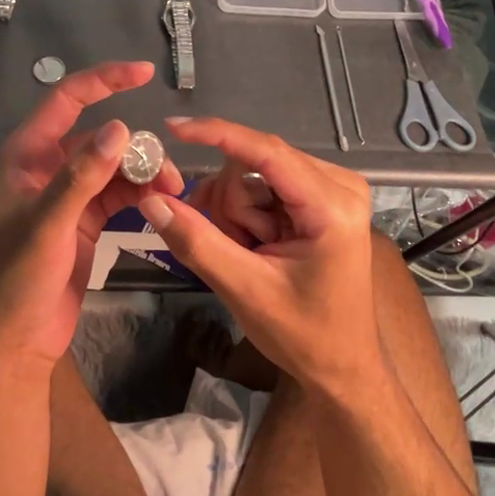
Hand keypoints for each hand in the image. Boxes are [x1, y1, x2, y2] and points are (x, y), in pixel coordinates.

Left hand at [0, 63, 183, 368]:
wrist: (11, 344)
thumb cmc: (15, 281)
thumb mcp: (49, 225)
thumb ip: (83, 177)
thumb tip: (121, 128)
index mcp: (26, 155)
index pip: (67, 101)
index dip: (104, 80)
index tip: (145, 72)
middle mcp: (46, 167)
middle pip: (99, 138)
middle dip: (136, 147)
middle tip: (168, 173)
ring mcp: (67, 195)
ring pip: (114, 167)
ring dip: (144, 173)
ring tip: (173, 191)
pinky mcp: (83, 222)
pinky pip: (118, 194)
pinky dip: (141, 194)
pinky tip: (163, 201)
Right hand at [137, 117, 378, 395]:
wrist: (343, 366)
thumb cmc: (304, 335)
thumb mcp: (245, 290)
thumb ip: (197, 242)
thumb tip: (151, 200)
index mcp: (332, 206)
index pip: (267, 151)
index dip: (217, 134)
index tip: (173, 129)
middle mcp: (339, 184)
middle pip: (254, 162)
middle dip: (231, 204)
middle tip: (236, 250)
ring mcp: (333, 188)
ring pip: (254, 172)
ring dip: (237, 212)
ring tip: (250, 254)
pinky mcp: (321, 196)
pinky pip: (263, 183)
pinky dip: (247, 213)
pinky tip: (254, 245)